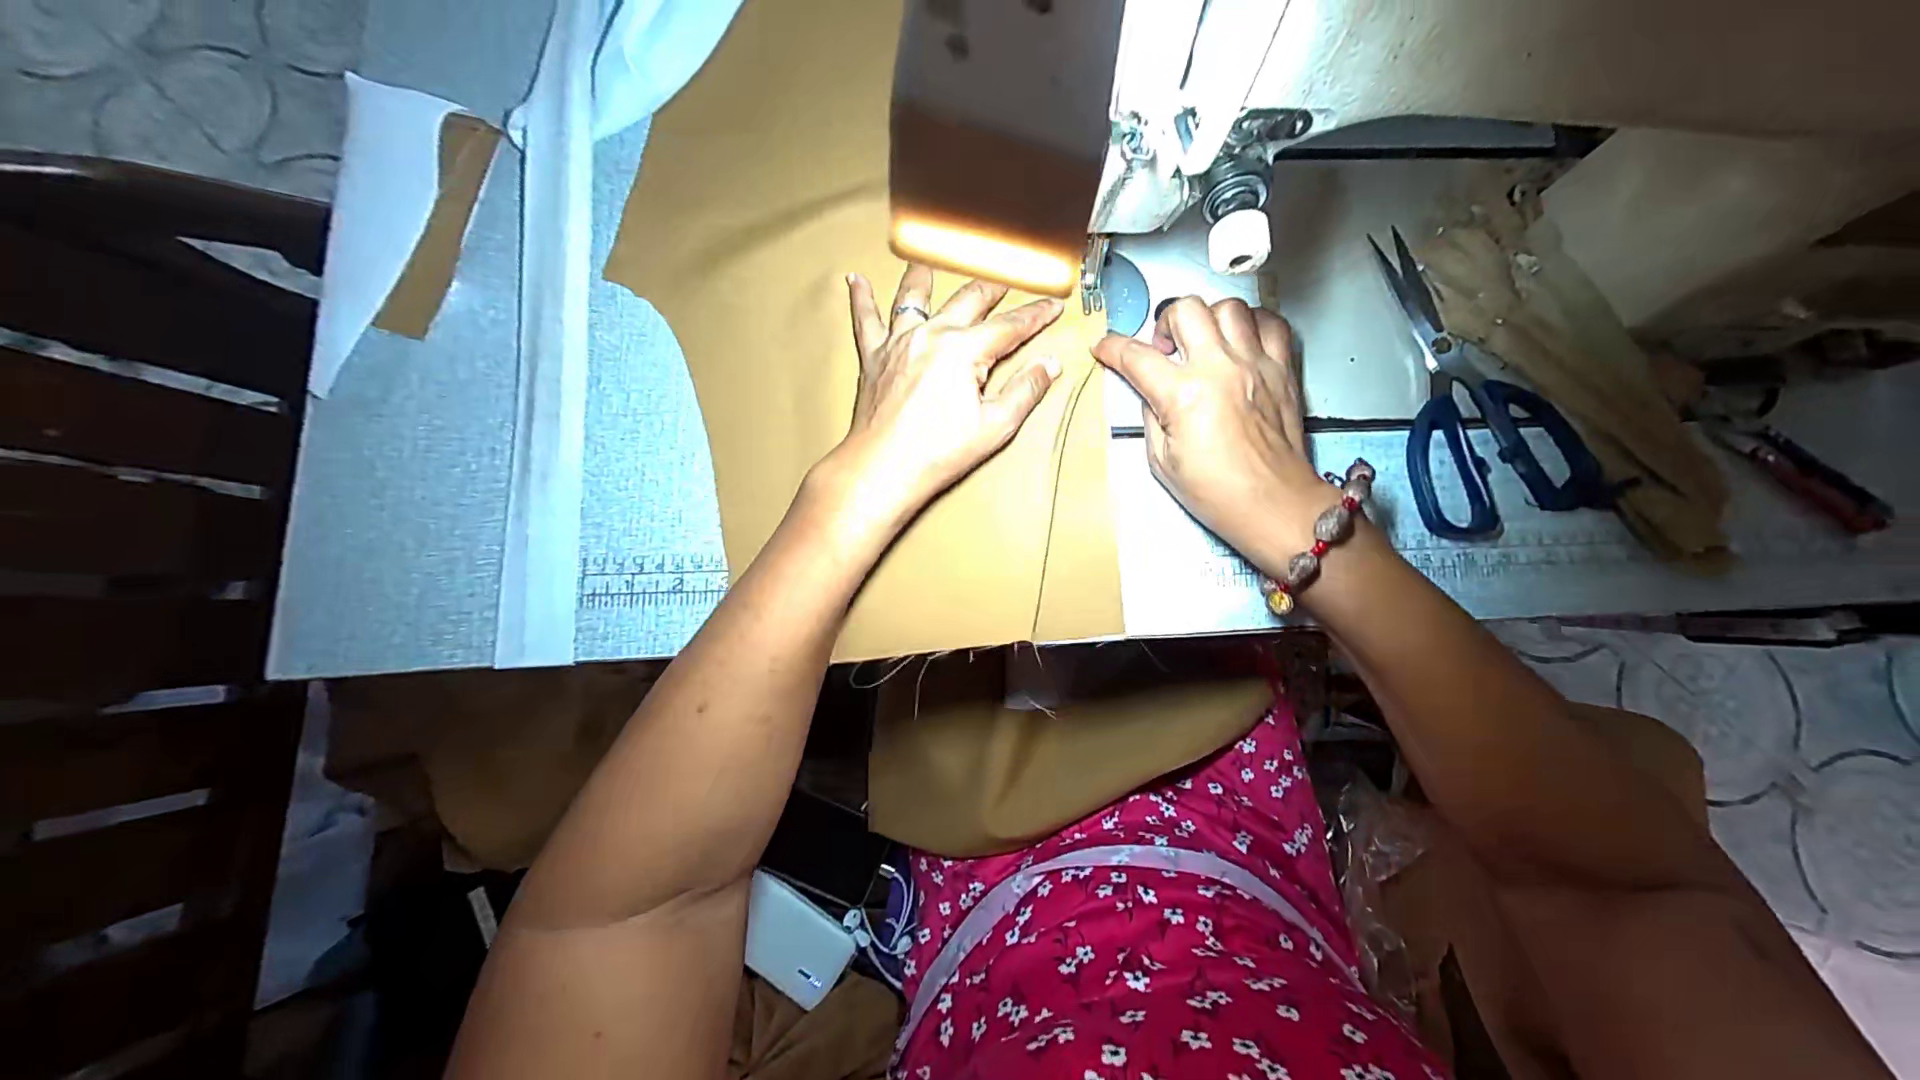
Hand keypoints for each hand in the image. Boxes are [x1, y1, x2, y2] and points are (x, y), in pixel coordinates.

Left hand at [812, 264, 1063, 539]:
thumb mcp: (994, 426)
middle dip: (991, 289)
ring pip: (914, 298)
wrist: (882, 469)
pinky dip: (860, 299)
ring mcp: (898, 343)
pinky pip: (865, 320)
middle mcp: (930, 336)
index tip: (1051, 307)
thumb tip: (1049, 365)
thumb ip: (1025, 390)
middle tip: (1004, 283)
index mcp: (963, 350)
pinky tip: (855, 281)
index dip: (1036, 315)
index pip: (1010, 326)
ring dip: (926, 278)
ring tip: (930, 264)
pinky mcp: (873, 358)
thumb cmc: (934, 453)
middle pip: (968, 301)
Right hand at [1092, 297, 1332, 559]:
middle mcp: (1221, 369)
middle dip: (1164, 323)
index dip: (1112, 348)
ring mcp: (1255, 365)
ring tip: (1202, 344)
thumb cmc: (1216, 493)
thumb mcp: (1161, 461)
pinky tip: (1239, 344)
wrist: (1273, 504)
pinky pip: (1270, 323)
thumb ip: (1151, 415)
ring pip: (1229, 307)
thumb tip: (1150, 390)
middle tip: (1164, 349)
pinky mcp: (1282, 370)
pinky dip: (1251, 324)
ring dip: (1207, 320)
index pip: (1136, 356)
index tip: (1104, 347)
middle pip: (1185, 310)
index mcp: (1184, 396)